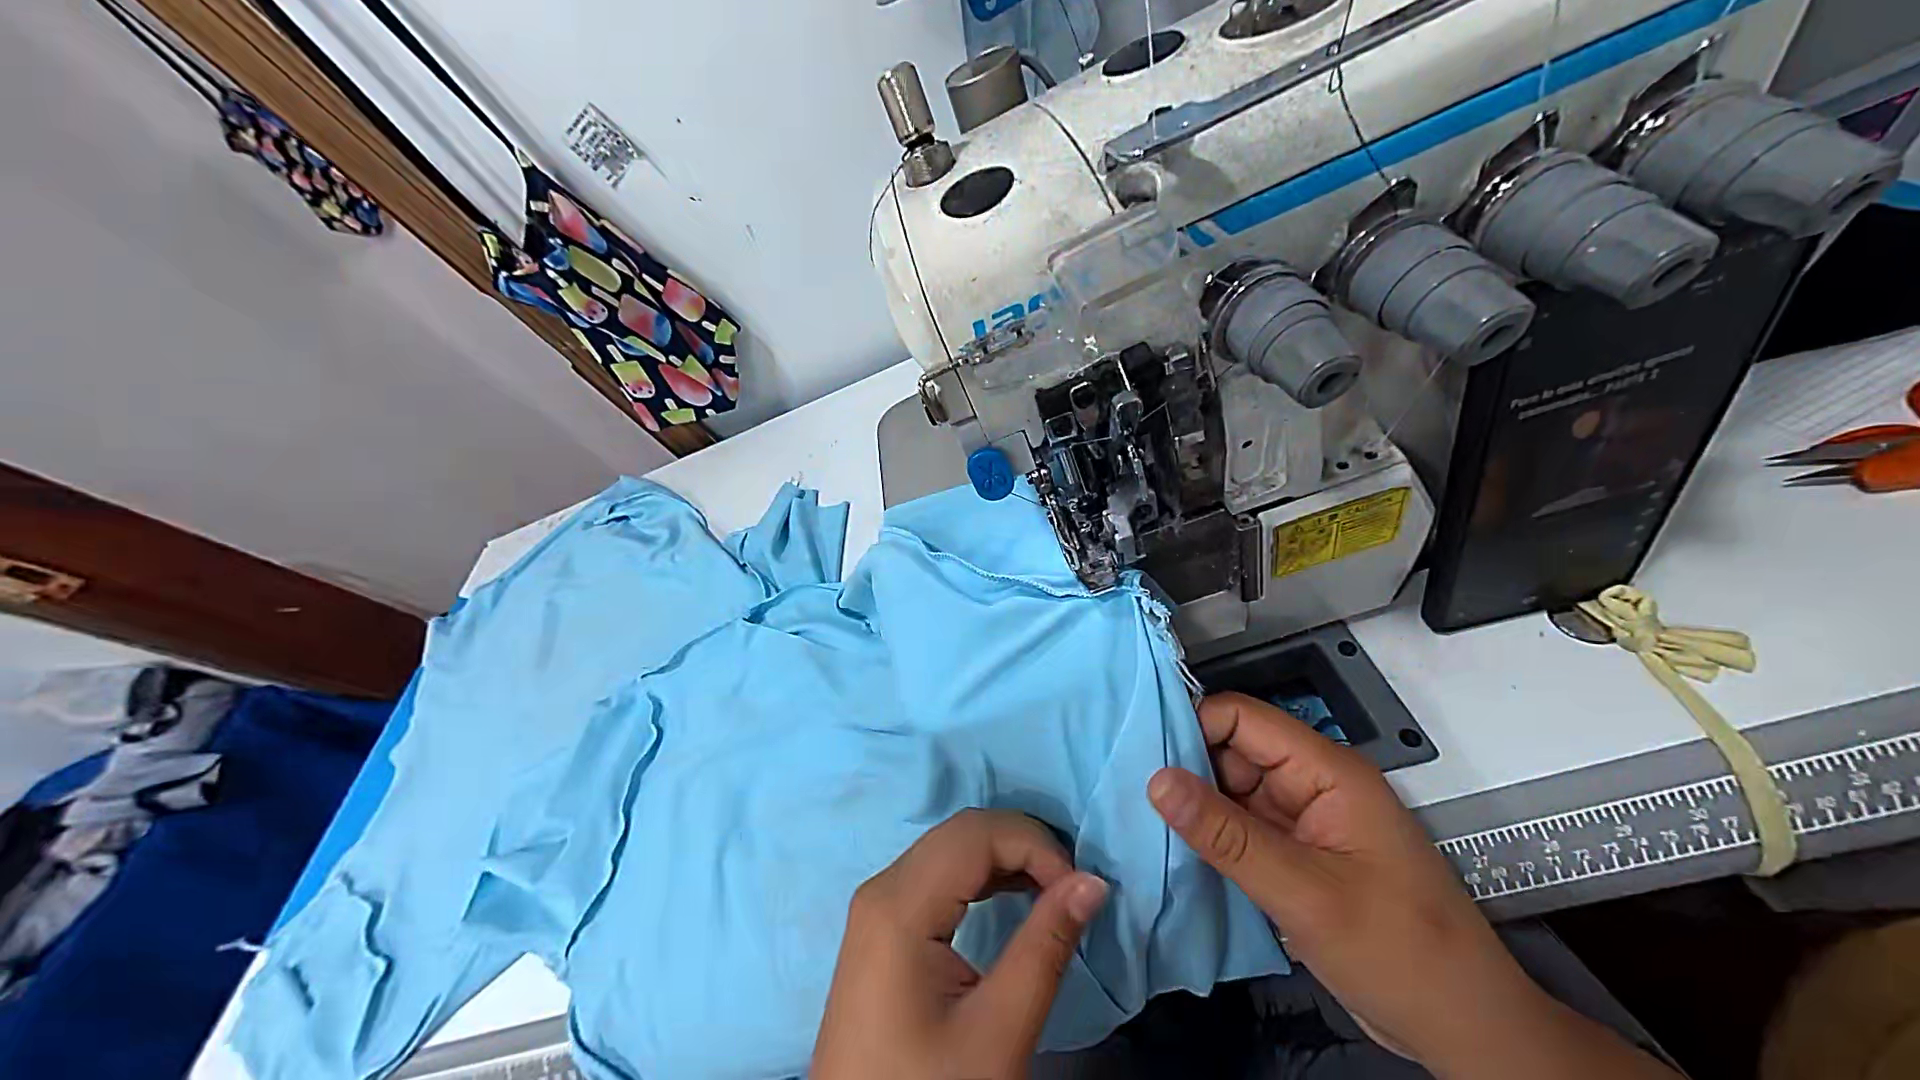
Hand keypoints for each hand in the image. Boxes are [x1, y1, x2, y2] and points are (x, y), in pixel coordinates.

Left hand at [812, 809, 1109, 1079]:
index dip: (1035, 845)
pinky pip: (937, 874)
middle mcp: (882, 887)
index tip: (1079, 889)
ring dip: (1005, 857)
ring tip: (1052, 891)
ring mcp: (877, 905)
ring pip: (950, 848)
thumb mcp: (997, 1030)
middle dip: (1023, 845)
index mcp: (899, 904)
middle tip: (1070, 887)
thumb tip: (1092, 881)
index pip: (977, 834)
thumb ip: (1046, 945)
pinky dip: (981, 876)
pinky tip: (1013, 897)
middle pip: (961, 833)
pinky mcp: (882, 926)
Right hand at [1148, 694, 1675, 1078]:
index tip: (1140, 756)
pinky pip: (1241, 827)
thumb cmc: (1399, 952)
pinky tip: (1174, 846)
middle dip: (1185, 768)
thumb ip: (1226, 834)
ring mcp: (1303, 820)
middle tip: (1129, 793)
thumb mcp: (1305, 892)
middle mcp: (1311, 783)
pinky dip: (1211, 835)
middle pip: (1232, 751)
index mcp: (1326, 771)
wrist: (1466, 1031)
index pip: (1242, 718)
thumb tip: (1156, 780)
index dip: (1191, 726)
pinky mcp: (1296, 853)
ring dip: (1195, 805)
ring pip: (1231, 790)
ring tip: (1140, 819)